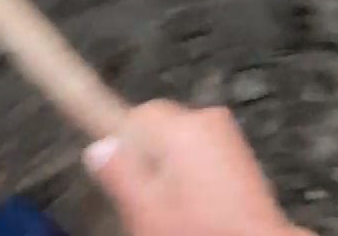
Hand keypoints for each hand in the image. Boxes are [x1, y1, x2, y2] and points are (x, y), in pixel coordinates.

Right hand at [84, 101, 297, 235]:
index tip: (117, 173)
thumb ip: (120, 173)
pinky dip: (191, 170)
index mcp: (183, 127)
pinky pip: (202, 149)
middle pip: (161, 125)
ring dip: (169, 165)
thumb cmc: (197, 231)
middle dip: (147, 156)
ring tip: (169, 209)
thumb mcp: (147, 211)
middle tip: (143, 200)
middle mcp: (207, 118)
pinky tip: (192, 206)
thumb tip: (98, 145)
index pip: (141, 114)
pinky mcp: (239, 151)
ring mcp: (227, 133)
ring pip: (181, 140)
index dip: (123, 141)